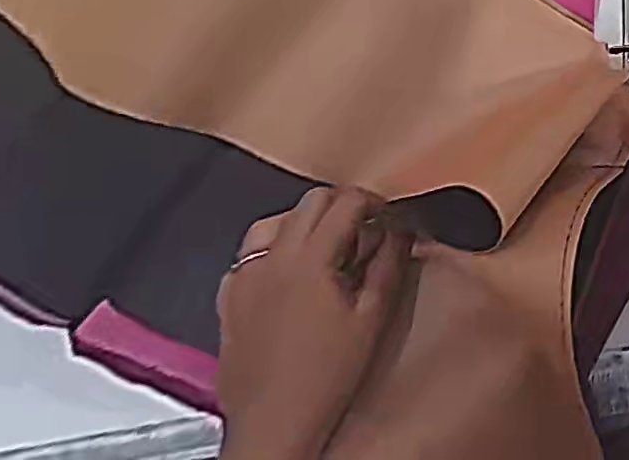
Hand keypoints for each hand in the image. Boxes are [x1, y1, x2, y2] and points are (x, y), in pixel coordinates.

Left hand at [217, 186, 413, 459]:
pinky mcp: (227, 302)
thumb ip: (389, 263)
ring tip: (324, 245)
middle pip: (311, 202)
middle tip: (363, 229)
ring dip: (303, 222)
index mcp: (311, 259)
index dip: (373, 201)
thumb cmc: (329, 373)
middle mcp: (273, 259)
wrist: (274, 427)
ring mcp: (244, 279)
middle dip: (342, 205)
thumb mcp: (373, 316)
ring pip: (273, 222)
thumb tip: (401, 228)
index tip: (388, 217)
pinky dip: (271, 250)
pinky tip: (287, 272)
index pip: (346, 202)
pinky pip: (247, 256)